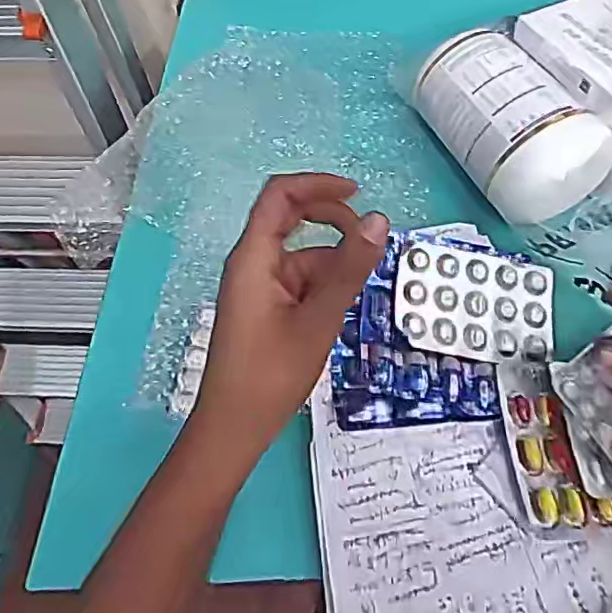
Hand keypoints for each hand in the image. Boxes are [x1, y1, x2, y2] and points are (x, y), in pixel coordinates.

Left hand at [189, 173, 388, 462]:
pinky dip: (323, 284)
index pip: (281, 196)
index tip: (356, 192)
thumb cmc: (269, 376)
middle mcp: (252, 262)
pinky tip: (337, 310)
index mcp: (254, 257)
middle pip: (291, 218)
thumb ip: (350, 269)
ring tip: (354, 294)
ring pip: (301, 254)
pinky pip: (299, 279)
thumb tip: (378, 222)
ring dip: (332, 263)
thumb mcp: (319, 320)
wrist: (233, 427)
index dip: (318, 185)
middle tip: (367, 238)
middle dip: (332, 221)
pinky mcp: (265, 305)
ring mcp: (258, 284)